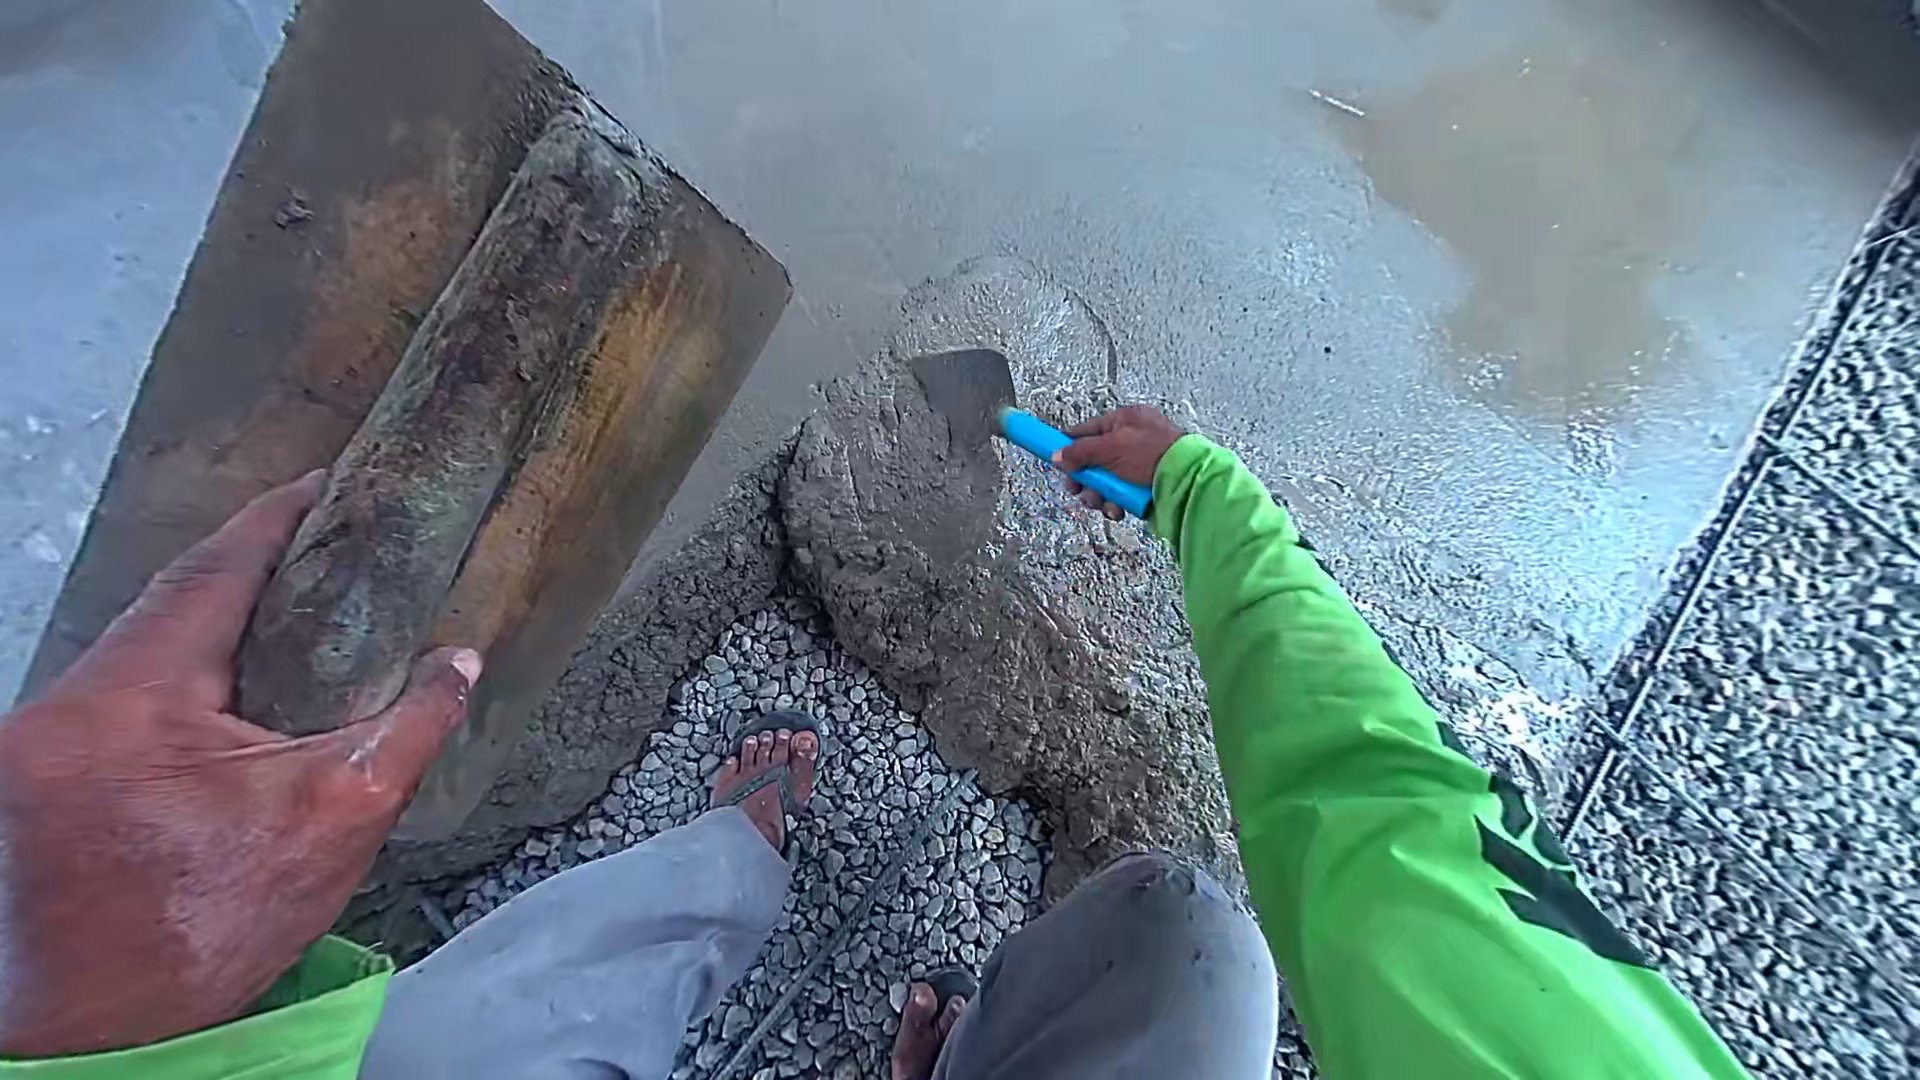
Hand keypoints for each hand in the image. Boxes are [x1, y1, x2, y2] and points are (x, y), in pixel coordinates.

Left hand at [0, 472, 478, 1056]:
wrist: (107, 1027)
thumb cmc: (228, 911)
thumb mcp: (348, 807)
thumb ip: (414, 722)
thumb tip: (465, 660)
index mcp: (125, 708)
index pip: (205, 579)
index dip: (269, 520)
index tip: (322, 481)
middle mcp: (59, 711)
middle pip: (170, 601)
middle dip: (255, 556)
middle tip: (338, 526)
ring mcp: (43, 742)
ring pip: (151, 639)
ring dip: (233, 603)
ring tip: (317, 579)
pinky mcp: (49, 770)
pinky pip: (141, 678)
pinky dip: (210, 648)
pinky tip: (266, 650)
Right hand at [1051, 405, 1184, 519]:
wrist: (1186, 481)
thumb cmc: (1154, 454)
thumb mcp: (1110, 448)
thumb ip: (1079, 451)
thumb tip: (1057, 456)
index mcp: (1126, 420)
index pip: (1087, 431)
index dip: (1069, 446)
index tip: (1054, 457)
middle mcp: (1132, 440)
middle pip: (1094, 461)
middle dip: (1085, 479)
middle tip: (1078, 488)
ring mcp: (1138, 465)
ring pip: (1105, 482)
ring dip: (1099, 495)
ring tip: (1101, 502)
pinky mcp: (1143, 486)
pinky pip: (1119, 495)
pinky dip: (1115, 504)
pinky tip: (1117, 508)